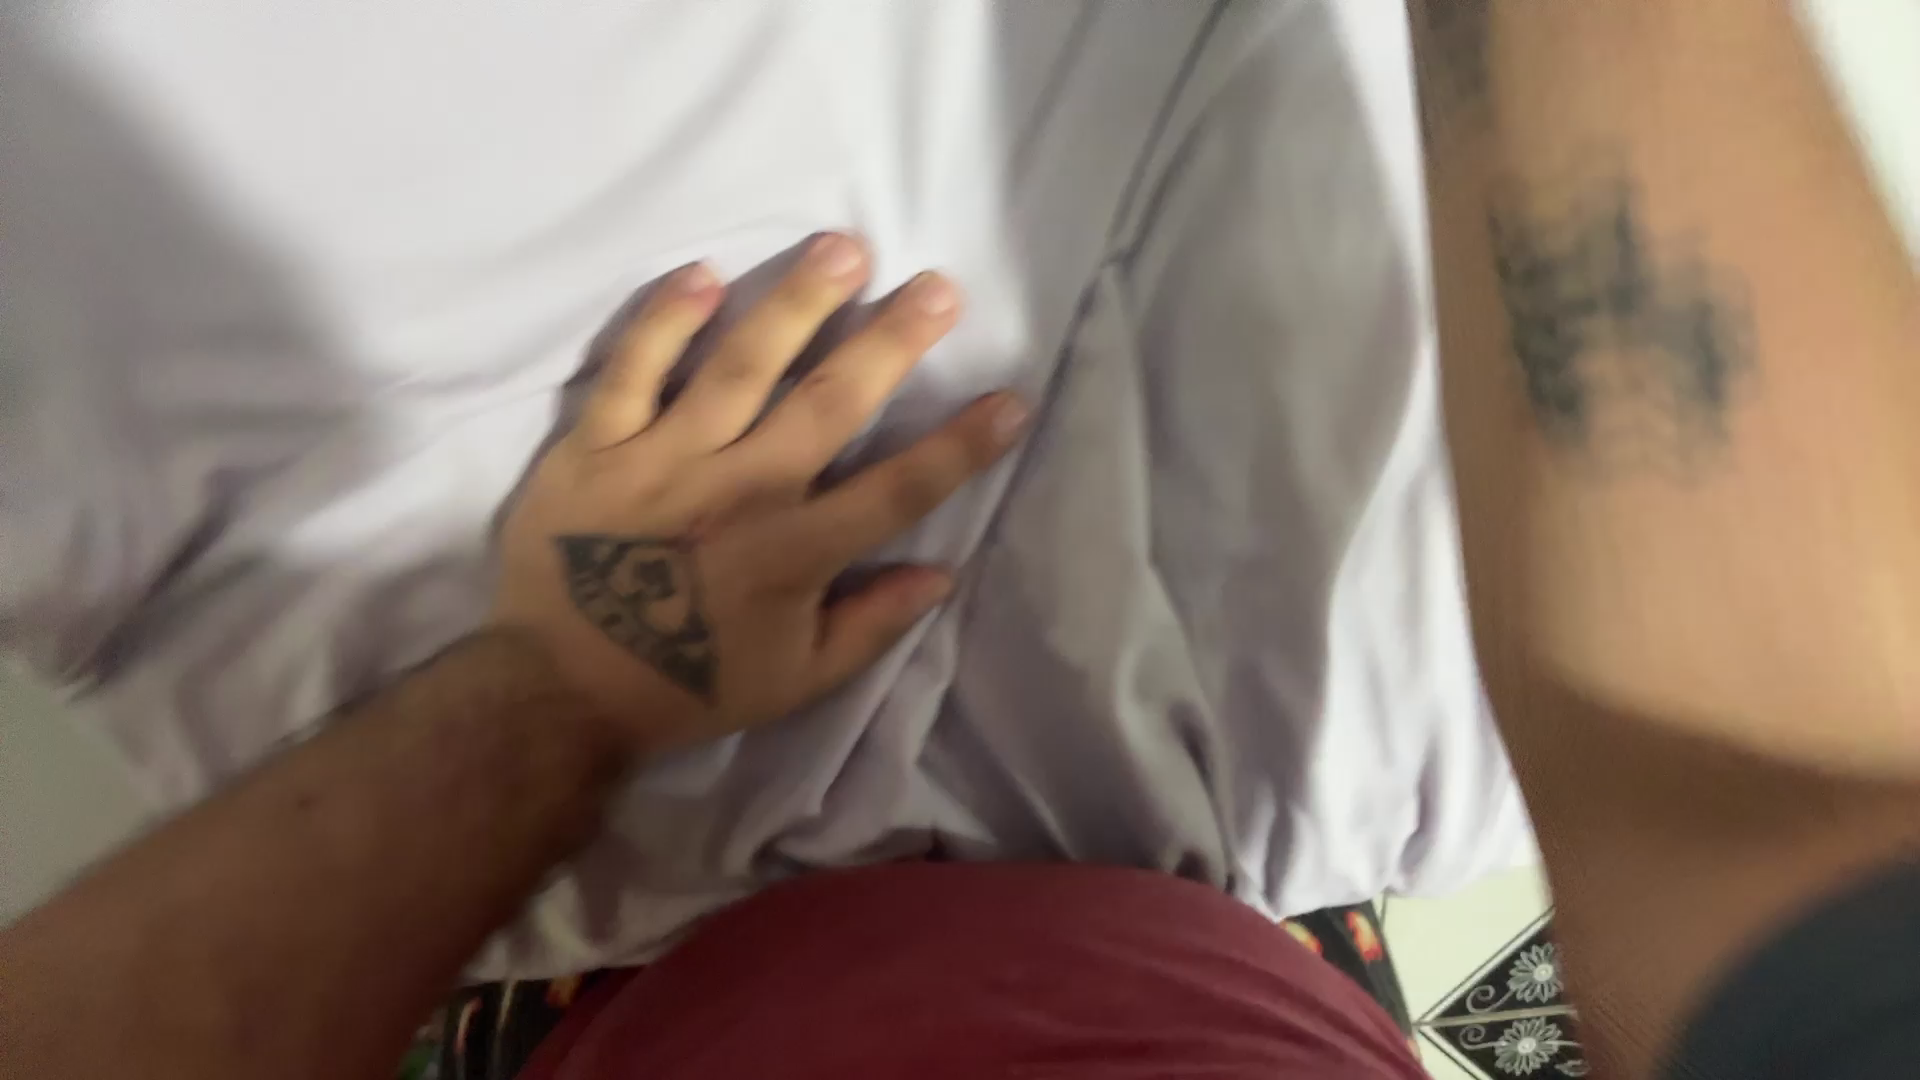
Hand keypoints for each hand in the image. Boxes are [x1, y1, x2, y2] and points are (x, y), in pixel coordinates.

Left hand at [492, 235, 1026, 752]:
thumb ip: (873, 626)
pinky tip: (701, 274)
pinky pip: (630, 371)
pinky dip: (662, 321)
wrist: (560, 693)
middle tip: (937, 288)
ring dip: (795, 303)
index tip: (1010, 402)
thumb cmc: (692, 686)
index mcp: (796, 551)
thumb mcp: (800, 680)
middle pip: (829, 402)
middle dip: (892, 342)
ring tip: (841, 249)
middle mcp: (741, 490)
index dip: (961, 446)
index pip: (899, 488)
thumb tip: (942, 576)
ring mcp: (663, 460)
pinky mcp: (595, 448)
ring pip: (738, 366)